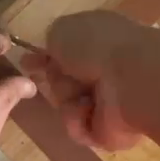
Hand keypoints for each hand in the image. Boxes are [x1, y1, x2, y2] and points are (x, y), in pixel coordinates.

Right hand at [18, 9, 147, 151]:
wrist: (132, 79)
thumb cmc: (96, 46)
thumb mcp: (62, 30)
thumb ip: (51, 40)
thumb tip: (50, 54)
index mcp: (97, 40)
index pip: (67, 51)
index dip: (46, 58)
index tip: (28, 63)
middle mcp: (103, 69)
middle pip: (62, 80)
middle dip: (57, 80)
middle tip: (65, 76)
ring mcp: (108, 101)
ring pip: (66, 104)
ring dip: (67, 99)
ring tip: (82, 95)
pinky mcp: (108, 130)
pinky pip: (77, 128)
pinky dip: (77, 120)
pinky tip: (87, 111)